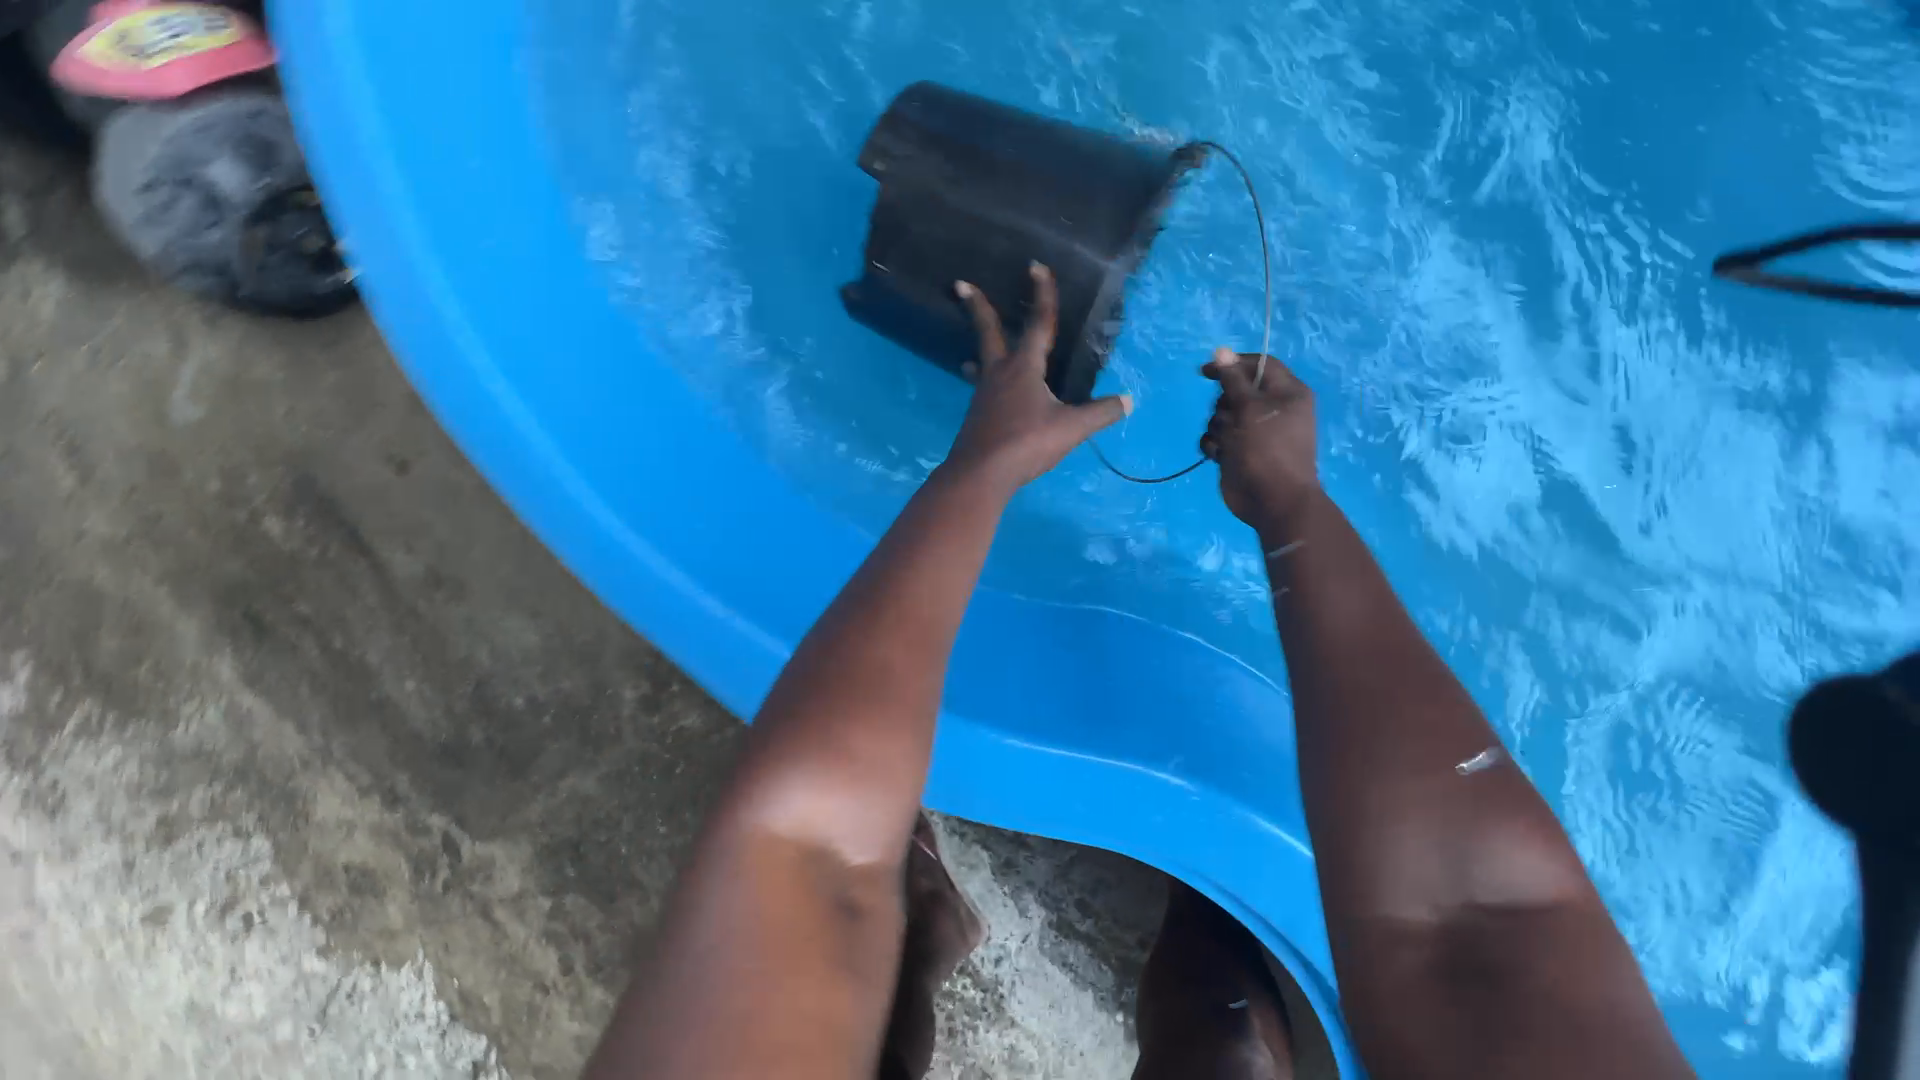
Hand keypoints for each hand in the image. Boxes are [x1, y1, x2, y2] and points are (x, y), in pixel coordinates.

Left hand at [946, 263, 1131, 490]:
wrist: (980, 474)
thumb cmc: (1026, 443)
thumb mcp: (1071, 428)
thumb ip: (1100, 413)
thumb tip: (1128, 400)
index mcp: (1024, 368)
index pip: (1038, 324)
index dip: (1043, 295)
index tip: (1036, 267)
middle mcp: (999, 374)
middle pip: (988, 332)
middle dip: (978, 307)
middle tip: (960, 285)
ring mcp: (983, 394)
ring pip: (983, 363)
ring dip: (980, 351)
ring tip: (972, 353)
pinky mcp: (977, 416)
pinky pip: (983, 388)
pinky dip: (986, 383)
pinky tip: (990, 397)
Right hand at [1200, 347, 1318, 531]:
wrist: (1272, 499)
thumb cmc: (1267, 448)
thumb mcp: (1250, 407)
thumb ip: (1233, 379)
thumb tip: (1221, 351)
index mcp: (1287, 393)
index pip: (1260, 365)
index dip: (1233, 364)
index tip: (1207, 371)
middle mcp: (1272, 409)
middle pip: (1235, 390)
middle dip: (1224, 403)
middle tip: (1229, 416)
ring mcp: (1254, 432)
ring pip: (1221, 415)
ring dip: (1218, 427)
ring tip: (1228, 442)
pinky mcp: (1238, 451)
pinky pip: (1216, 438)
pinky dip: (1215, 444)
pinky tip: (1219, 455)